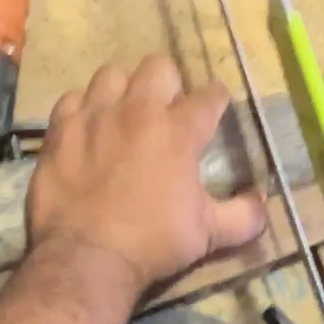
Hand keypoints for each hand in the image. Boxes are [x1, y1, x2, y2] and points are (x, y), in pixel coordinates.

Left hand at [27, 55, 267, 294]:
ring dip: (122, 92)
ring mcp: (95, 116)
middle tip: (166, 114)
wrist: (86, 257)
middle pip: (159, 67)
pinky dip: (83, 110)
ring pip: (112, 75)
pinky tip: (87, 131)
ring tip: (122, 117)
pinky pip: (72, 99)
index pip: (210, 96)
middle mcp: (138, 111)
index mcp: (179, 131)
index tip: (214, 114)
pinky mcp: (60, 130)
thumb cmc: (153, 244)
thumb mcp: (208, 235)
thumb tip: (263, 202)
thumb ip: (244, 215)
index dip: (216, 103)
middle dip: (168, 85)